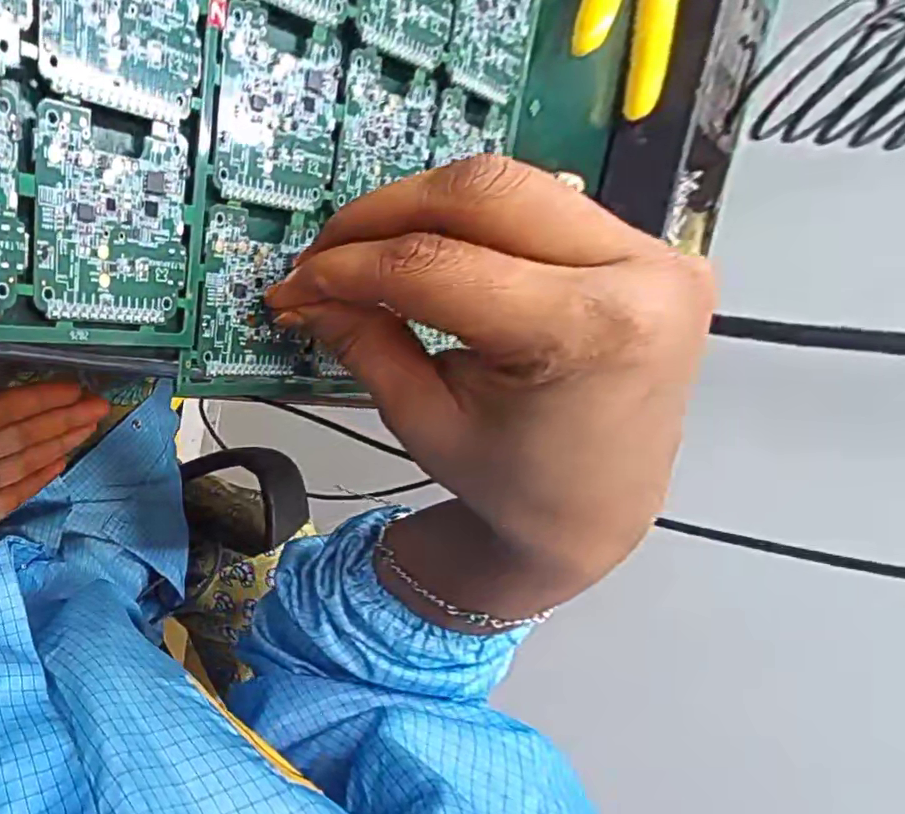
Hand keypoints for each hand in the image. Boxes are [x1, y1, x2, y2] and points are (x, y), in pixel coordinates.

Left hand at [0, 379, 109, 614]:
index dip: (35, 398)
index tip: (70, 388)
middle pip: (19, 432)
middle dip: (58, 418)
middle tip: (98, 405)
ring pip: (23, 460)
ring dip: (56, 442)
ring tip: (90, 427)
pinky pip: (13, 495)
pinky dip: (37, 480)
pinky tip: (61, 463)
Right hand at [263, 155, 715, 623]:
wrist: (593, 502)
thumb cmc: (505, 477)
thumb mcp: (419, 416)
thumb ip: (365, 344)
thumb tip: (304, 299)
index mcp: (578, 330)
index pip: (433, 265)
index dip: (345, 269)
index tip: (290, 287)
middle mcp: (635, 269)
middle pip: (482, 191)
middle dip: (378, 214)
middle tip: (318, 254)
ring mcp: (650, 249)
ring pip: (508, 184)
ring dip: (414, 209)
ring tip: (355, 252)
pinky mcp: (639, 246)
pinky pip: (531, 206)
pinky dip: (454, 223)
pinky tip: (411, 254)